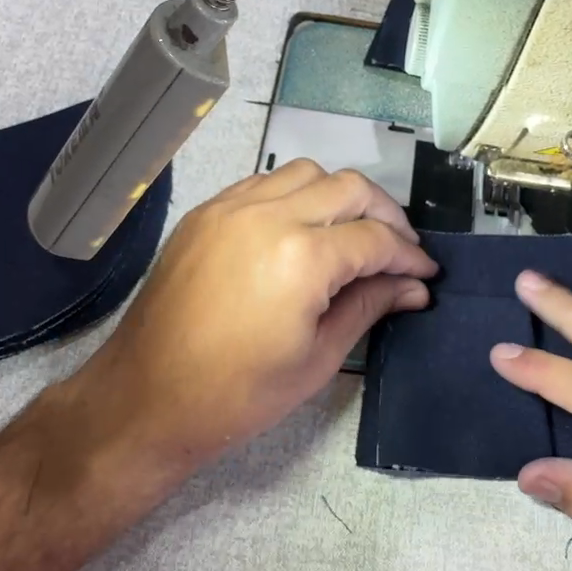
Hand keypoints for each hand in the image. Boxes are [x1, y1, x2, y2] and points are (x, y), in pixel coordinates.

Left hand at [76, 159, 436, 471]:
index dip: (409, 256)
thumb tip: (413, 287)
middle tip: (400, 247)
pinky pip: (265, 182)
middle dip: (386, 214)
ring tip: (353, 231)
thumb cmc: (237, 395)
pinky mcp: (208, 211)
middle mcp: (269, 215)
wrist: (146, 398)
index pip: (375, 239)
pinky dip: (296, 194)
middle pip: (349, 188)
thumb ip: (369, 307)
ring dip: (340, 195)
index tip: (425, 273)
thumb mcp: (317, 359)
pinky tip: (303, 226)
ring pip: (307, 172)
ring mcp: (232, 207)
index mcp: (301, 258)